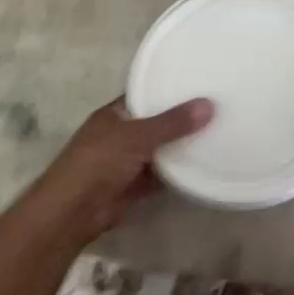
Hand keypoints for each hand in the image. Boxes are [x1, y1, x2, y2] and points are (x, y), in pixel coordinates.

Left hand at [28, 96, 212, 249]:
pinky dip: (180, 170)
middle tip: (218, 106)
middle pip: (157, 123)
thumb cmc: (98, 162)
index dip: (169, 88)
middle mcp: (121, 134)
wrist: (74, 211)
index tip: (200, 83)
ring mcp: (128, 161)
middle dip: (181, 118)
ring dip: (182, 145)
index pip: (145, 94)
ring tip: (219, 130)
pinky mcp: (136, 185)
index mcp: (114, 114)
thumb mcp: (136, 135)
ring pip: (161, 149)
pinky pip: (163, 173)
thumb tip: (210, 105)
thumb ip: (172, 123)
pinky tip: (206, 162)